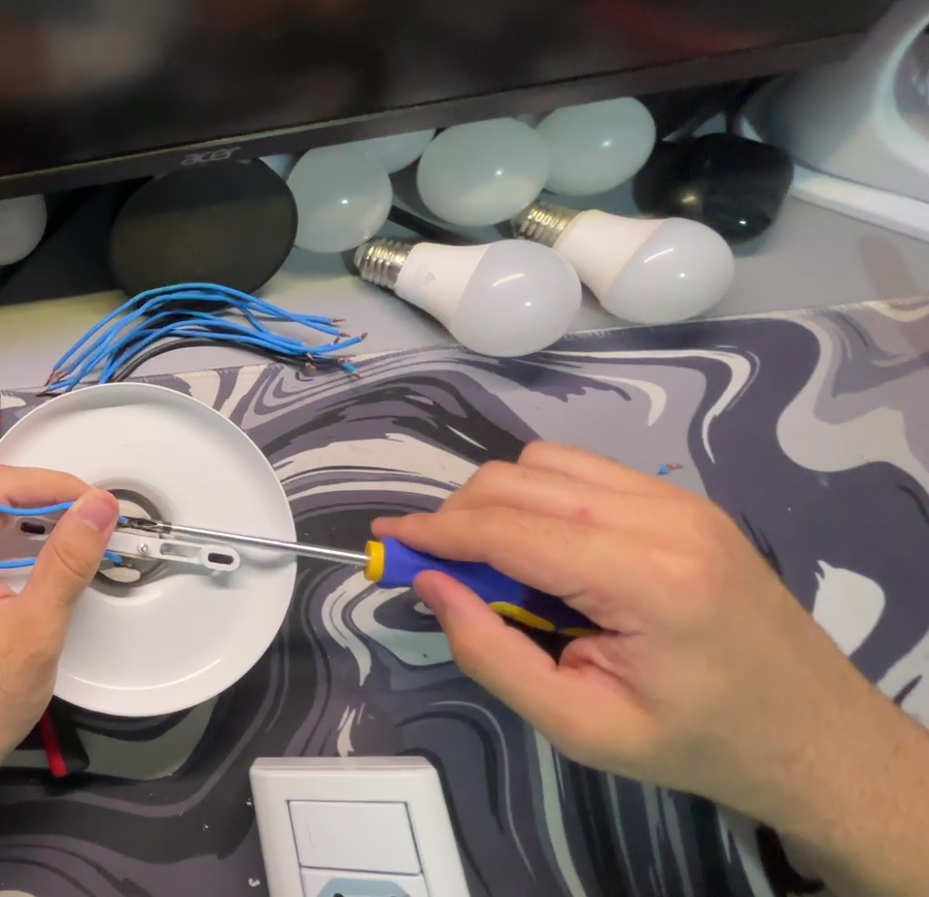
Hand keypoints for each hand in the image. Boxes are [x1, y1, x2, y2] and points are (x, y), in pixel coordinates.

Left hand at [0, 463, 116, 861]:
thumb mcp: (34, 630)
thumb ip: (68, 561)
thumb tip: (100, 504)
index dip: (49, 485)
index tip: (97, 499)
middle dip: (39, 490)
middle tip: (89, 506)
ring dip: (28, 508)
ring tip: (76, 517)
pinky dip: (16, 533)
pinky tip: (47, 540)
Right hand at [371, 443, 928, 853]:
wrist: (823, 743)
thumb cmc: (697, 743)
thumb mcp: (578, 726)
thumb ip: (489, 654)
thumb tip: (429, 584)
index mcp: (647, 580)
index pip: (505, 529)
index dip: (432, 531)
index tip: (384, 540)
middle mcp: (664, 520)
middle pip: (512, 483)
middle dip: (455, 518)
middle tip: (437, 568)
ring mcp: (679, 501)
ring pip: (537, 463)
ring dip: (493, 502)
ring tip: (495, 560)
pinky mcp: (681, 500)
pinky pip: (573, 468)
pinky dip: (532, 494)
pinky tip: (541, 543)